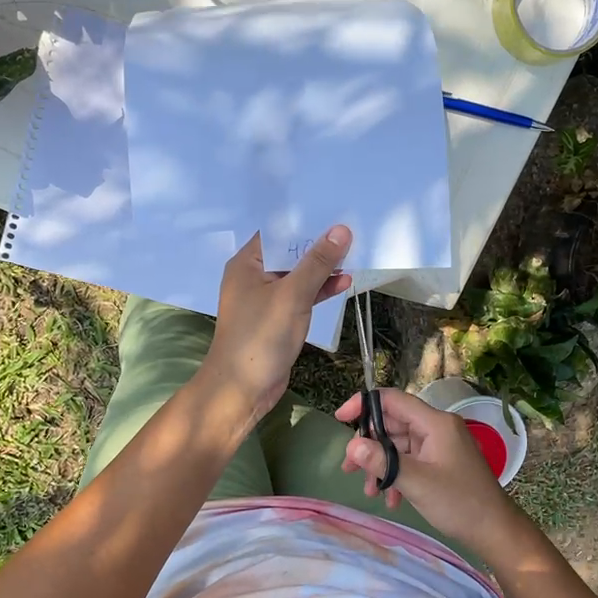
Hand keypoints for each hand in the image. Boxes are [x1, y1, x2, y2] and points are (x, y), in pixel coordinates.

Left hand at [202, 226, 352, 419]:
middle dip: (318, 244)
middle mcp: (254, 276)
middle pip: (290, 252)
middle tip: (352, 229)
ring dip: (322, 268)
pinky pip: (301, 296)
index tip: (335, 210)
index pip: (278, 231)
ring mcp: (266, 299)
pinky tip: (344, 282)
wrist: (242, 388)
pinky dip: (319, 290)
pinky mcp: (278, 319)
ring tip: (354, 255)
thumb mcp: (292, 294)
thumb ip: (317, 262)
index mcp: (247, 263)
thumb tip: (341, 230)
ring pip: (298, 275)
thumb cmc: (261, 335)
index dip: (305, 221)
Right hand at [334, 389, 529, 551]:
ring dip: (382, 465)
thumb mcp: (416, 482)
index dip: (364, 406)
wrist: (494, 529)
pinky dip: (398, 475)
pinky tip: (391, 499)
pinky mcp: (443, 462)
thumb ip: (383, 462)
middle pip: (394, 424)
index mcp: (436, 423)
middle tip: (350, 469)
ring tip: (370, 491)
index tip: (340, 420)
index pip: (393, 400)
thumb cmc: (458, 502)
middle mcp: (438, 427)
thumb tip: (352, 446)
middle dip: (370, 446)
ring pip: (400, 445)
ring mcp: (442, 445)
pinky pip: (412, 460)